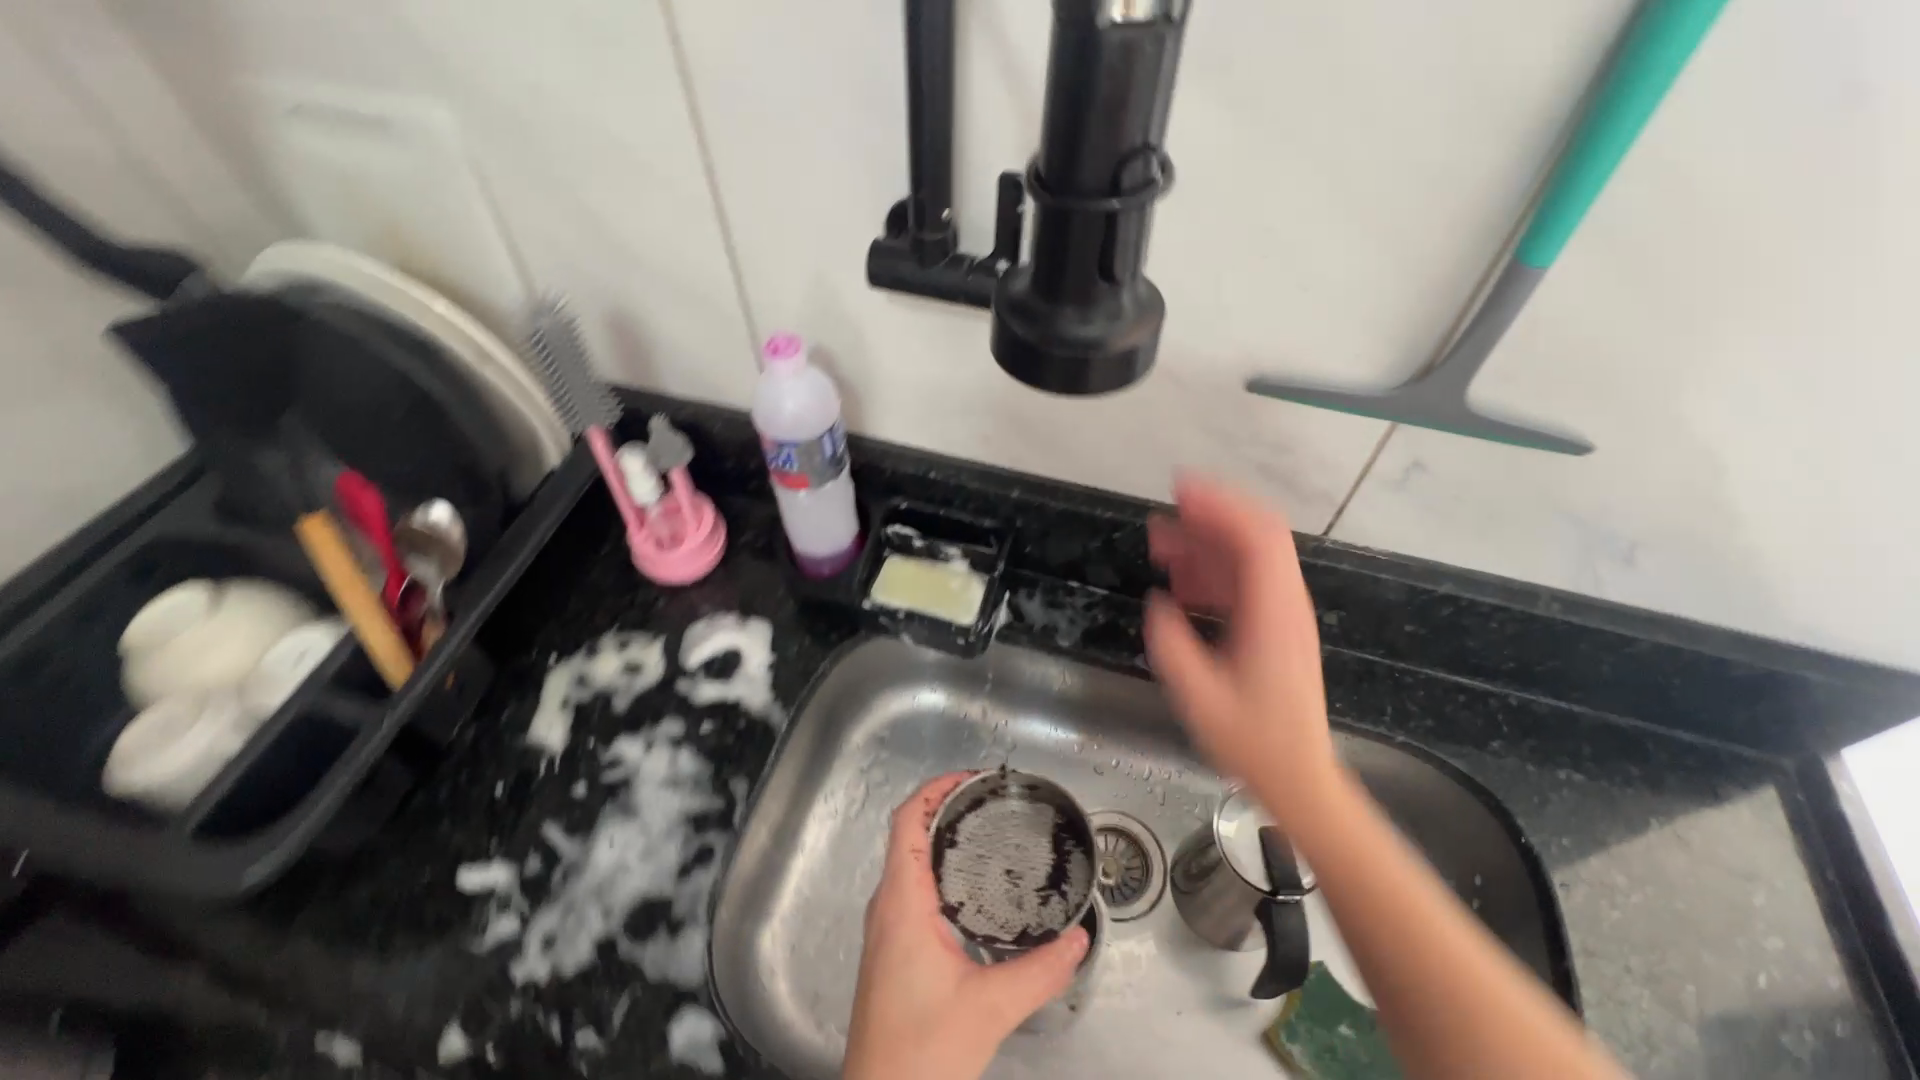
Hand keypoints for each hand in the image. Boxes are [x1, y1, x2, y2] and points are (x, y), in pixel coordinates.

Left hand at [843, 773, 1090, 1079]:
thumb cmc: (921, 1051)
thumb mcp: (989, 1007)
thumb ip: (1039, 971)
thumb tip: (1078, 939)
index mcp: (902, 903)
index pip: (906, 821)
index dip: (935, 790)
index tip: (972, 778)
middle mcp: (888, 907)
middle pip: (908, 835)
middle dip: (947, 809)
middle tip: (994, 802)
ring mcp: (887, 929)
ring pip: (910, 864)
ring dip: (943, 840)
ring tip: (990, 833)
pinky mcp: (893, 951)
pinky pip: (914, 890)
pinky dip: (942, 872)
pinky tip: (977, 890)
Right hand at [1143, 474, 1337, 823]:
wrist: (1298, 776)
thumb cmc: (1253, 742)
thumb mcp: (1200, 697)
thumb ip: (1173, 644)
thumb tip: (1158, 603)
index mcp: (1273, 613)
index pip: (1256, 537)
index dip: (1219, 504)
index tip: (1180, 491)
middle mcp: (1283, 604)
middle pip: (1254, 537)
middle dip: (1208, 517)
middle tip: (1164, 517)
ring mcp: (1281, 615)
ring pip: (1247, 559)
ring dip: (1206, 545)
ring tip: (1163, 549)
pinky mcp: (1274, 629)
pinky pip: (1244, 584)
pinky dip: (1213, 573)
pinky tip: (1182, 585)